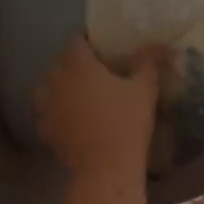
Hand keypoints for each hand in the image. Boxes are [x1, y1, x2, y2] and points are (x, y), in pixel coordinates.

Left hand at [37, 34, 163, 176]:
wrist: (106, 165)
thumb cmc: (126, 120)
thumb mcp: (145, 88)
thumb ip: (148, 62)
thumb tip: (159, 45)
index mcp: (80, 66)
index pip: (75, 41)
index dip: (85, 38)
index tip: (98, 42)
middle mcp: (58, 82)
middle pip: (58, 62)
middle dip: (72, 61)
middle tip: (92, 67)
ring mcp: (48, 107)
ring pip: (45, 87)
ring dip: (57, 85)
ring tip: (73, 90)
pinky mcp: (46, 130)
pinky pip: (44, 113)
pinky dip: (52, 111)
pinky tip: (65, 116)